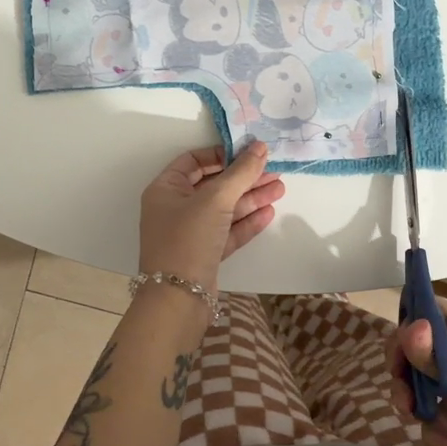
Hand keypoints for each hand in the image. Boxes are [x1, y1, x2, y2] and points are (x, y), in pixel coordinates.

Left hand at [139, 143, 284, 290]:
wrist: (178, 298)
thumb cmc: (188, 238)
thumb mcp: (215, 200)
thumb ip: (240, 172)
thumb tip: (260, 147)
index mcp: (166, 189)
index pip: (193, 161)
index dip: (220, 155)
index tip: (247, 153)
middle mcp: (175, 208)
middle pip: (213, 185)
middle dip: (243, 178)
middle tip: (274, 171)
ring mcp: (190, 232)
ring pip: (224, 209)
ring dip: (251, 198)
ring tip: (280, 188)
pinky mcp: (205, 253)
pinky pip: (228, 231)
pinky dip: (247, 221)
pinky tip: (269, 212)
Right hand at [388, 298, 446, 445]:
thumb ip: (436, 359)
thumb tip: (407, 327)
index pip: (429, 312)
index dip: (408, 325)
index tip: (396, 353)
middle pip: (416, 351)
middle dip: (404, 373)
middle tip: (401, 395)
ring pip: (420, 384)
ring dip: (413, 403)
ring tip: (416, 421)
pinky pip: (433, 416)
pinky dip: (433, 431)